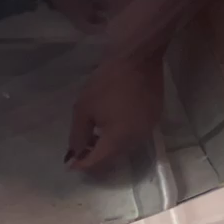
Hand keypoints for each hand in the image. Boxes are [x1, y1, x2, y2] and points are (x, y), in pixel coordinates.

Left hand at [66, 54, 163, 170]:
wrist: (137, 58)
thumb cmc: (107, 82)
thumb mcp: (84, 109)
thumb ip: (78, 136)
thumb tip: (75, 155)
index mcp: (118, 140)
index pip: (98, 163)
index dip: (82, 165)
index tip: (70, 164)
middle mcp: (135, 141)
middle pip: (112, 160)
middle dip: (94, 159)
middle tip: (79, 152)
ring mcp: (147, 131)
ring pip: (123, 150)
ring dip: (107, 149)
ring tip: (92, 140)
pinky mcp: (153, 120)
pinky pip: (133, 138)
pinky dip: (119, 138)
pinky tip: (109, 128)